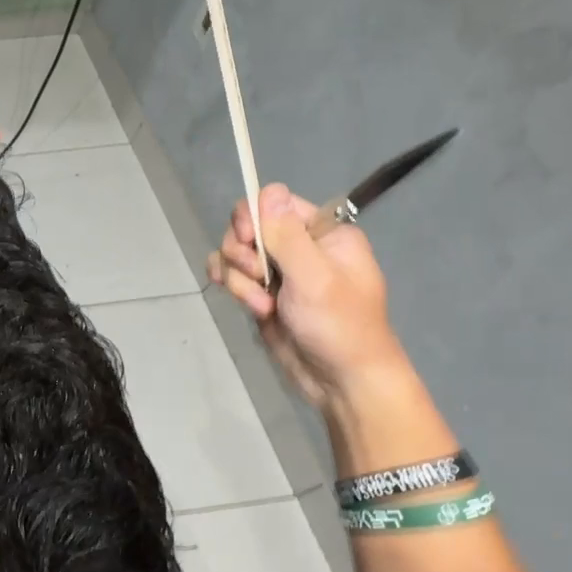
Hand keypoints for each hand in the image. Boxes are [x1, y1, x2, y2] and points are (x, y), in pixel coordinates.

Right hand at [206, 183, 409, 405]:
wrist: (341, 382)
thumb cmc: (339, 326)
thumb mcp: (314, 277)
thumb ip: (286, 234)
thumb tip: (266, 190)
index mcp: (323, 233)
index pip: (273, 202)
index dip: (253, 217)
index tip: (250, 241)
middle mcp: (299, 245)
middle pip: (247, 226)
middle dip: (242, 252)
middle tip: (259, 278)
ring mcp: (278, 270)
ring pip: (234, 252)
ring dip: (238, 278)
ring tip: (261, 305)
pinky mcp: (261, 291)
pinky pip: (230, 274)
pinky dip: (231, 287)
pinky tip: (249, 306)